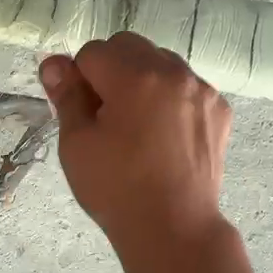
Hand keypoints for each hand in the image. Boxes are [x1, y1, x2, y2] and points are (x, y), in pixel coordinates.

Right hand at [38, 32, 232, 259]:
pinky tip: (160, 138)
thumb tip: (53, 63)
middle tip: (103, 117)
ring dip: (141, 82)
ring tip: (133, 129)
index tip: (79, 112)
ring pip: (161, 64)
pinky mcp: (219, 110)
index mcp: (135, 77)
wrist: (172, 225)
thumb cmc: (114, 187)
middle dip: (110, 71)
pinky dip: (168, 100)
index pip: (94, 51)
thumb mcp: (77, 143)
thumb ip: (67, 97)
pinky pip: (185, 88)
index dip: (78, 79)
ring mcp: (202, 90)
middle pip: (130, 47)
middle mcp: (174, 72)